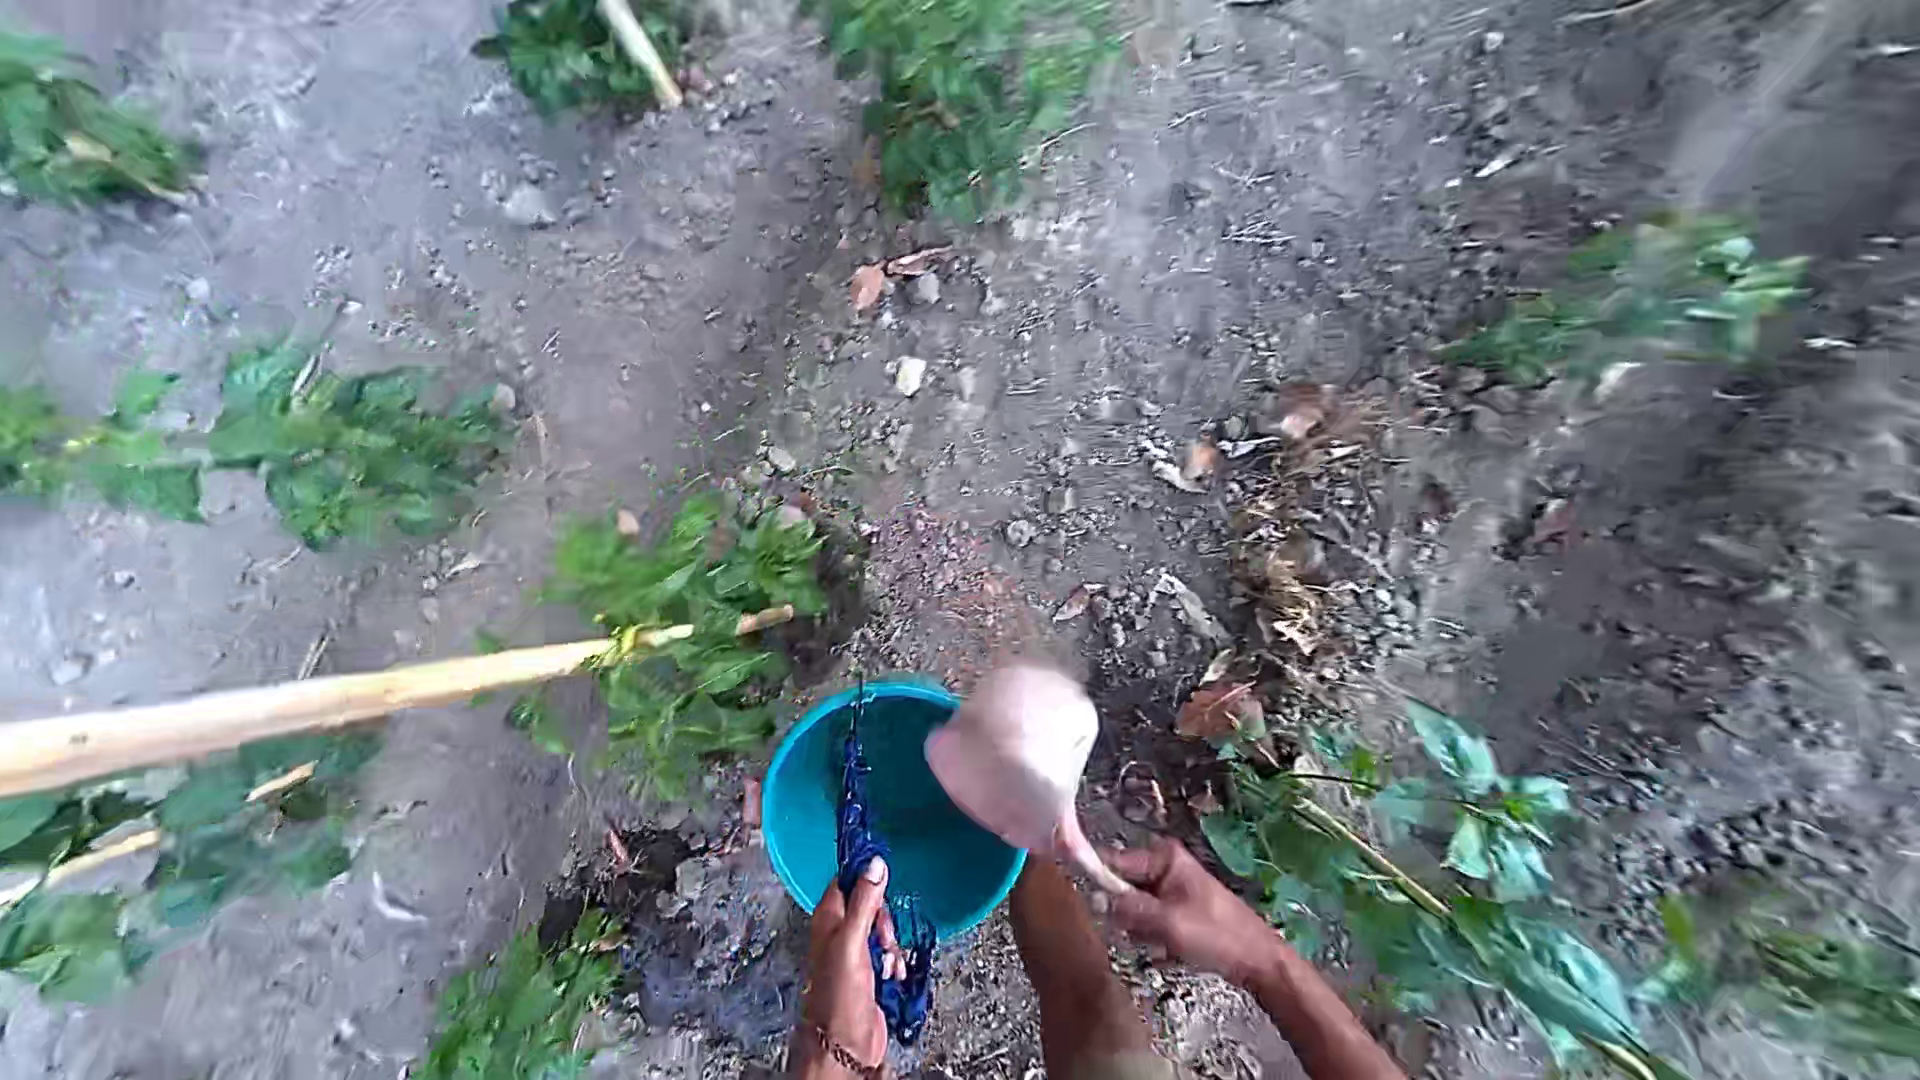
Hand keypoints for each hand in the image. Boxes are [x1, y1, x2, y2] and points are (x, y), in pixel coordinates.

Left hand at [798, 857, 890, 1074]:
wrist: (845, 1046)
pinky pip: (888, 951)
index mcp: (829, 917)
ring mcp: (854, 950)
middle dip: (883, 917)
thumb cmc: (840, 994)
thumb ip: (865, 900)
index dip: (866, 877)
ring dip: (891, 941)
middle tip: (883, 935)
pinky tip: (892, 972)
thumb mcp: (853, 940)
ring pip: (881, 927)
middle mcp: (839, 930)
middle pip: (870, 902)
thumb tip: (875, 863)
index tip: (884, 881)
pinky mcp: (869, 969)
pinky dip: (894, 959)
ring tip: (887, 959)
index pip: (847, 879)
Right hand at [1104, 837, 1285, 988]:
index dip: (1099, 879)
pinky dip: (1153, 935)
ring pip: (1135, 905)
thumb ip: (1130, 909)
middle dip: (1126, 912)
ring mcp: (1171, 885)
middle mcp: (1163, 864)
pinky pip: (1149, 917)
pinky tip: (1168, 951)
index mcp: (1162, 856)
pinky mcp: (1176, 906)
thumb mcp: (1169, 923)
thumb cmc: (1216, 935)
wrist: (1259, 961)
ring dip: (1139, 928)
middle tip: (1137, 934)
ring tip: (1159, 945)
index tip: (1089, 902)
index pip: (1116, 860)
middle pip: (1124, 884)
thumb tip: (1095, 899)